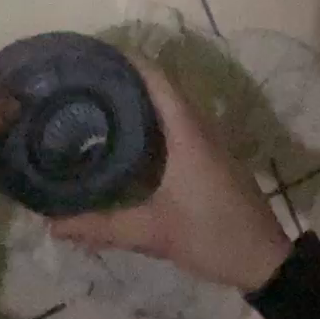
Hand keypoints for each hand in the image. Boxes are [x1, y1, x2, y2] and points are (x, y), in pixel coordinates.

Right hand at [50, 62, 292, 291]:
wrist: (266, 262)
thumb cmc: (211, 236)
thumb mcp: (153, 234)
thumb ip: (102, 227)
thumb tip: (53, 225)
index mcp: (186, 132)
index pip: (156, 78)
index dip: (127, 61)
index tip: (93, 56)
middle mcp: (198, 126)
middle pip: (160, 86)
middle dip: (125, 77)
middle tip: (85, 80)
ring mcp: (208, 140)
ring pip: (170, 104)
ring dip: (139, 97)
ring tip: (98, 100)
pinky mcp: (210, 155)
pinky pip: (177, 121)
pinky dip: (152, 117)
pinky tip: (128, 134)